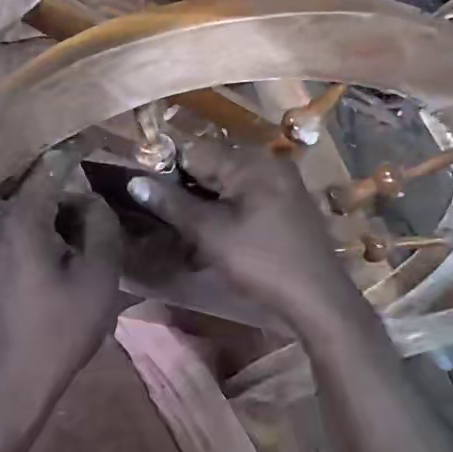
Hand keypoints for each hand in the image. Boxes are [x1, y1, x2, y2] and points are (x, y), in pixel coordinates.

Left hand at [0, 150, 124, 400]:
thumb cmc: (61, 327)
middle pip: (40, 194)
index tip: (100, 154)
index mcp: (22, 219)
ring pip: (31, 217)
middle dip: (73, 199)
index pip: (50, 170)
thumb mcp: (98, 275)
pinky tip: (66, 263)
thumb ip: (101, 227)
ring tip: (91, 241)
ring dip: (61, 222)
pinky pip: (21, 238)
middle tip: (105, 216)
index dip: (76, 160)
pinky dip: (45, 239)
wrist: (13, 380)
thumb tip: (93, 200)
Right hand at [127, 140, 359, 325]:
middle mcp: (267, 164)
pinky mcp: (284, 207)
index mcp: (251, 161)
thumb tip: (135, 180)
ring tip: (180, 232)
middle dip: (183, 190)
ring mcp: (279, 185)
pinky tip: (208, 238)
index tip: (143, 192)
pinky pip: (242, 200)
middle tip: (159, 216)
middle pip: (210, 167)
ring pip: (225, 186)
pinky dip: (222, 215)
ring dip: (201, 206)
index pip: (193, 150)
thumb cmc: (260, 261)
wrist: (318, 301)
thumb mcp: (209, 232)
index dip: (165, 169)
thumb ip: (171, 203)